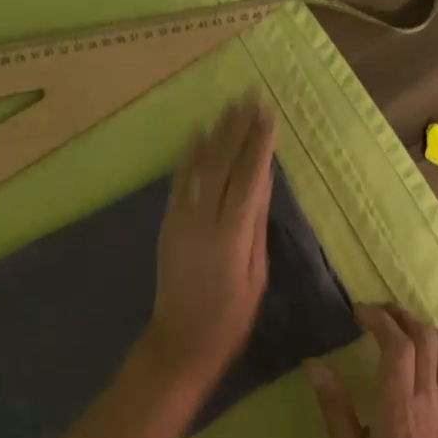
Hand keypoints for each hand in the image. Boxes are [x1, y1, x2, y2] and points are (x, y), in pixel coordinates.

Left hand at [144, 96, 275, 385]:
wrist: (181, 341)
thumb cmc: (231, 317)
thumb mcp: (256, 275)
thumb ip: (257, 227)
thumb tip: (263, 184)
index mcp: (232, 234)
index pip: (249, 177)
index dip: (259, 143)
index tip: (269, 114)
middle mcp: (204, 219)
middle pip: (224, 163)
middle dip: (238, 127)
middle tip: (250, 96)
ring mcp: (181, 219)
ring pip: (201, 166)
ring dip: (216, 133)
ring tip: (229, 105)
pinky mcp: (169, 225)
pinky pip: (179, 182)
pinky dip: (188, 156)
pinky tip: (196, 134)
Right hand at [309, 305, 437, 437]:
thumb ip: (334, 407)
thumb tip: (316, 366)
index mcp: (398, 406)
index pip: (398, 346)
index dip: (380, 321)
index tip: (359, 312)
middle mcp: (429, 401)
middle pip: (428, 340)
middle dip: (404, 317)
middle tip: (381, 313)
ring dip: (433, 334)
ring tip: (410, 330)